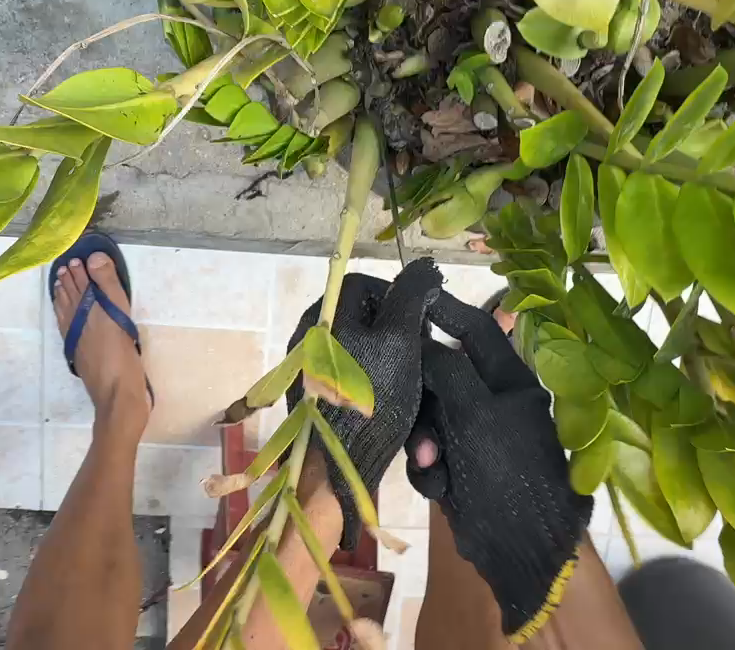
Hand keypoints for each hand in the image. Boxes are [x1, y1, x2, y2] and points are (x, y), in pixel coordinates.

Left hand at [287, 258, 441, 548]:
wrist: (338, 471)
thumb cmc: (372, 399)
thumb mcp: (401, 339)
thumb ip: (411, 296)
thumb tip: (424, 264)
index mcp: (324, 313)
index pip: (366, 284)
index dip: (401, 297)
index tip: (424, 323)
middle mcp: (310, 335)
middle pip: (364, 317)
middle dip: (398, 333)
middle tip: (421, 355)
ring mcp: (310, 368)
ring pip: (362, 348)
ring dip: (392, 361)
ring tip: (412, 382)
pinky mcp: (316, 397)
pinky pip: (353, 376)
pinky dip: (377, 383)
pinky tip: (394, 404)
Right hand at [407, 293, 591, 640]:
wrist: (521, 555)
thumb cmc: (509, 472)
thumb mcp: (477, 412)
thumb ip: (446, 368)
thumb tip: (419, 337)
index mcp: (510, 379)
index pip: (475, 327)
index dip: (443, 308)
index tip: (407, 294)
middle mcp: (491, 400)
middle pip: (439, 371)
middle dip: (422, 396)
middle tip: (402, 401)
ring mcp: (473, 434)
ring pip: (427, 413)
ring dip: (422, 438)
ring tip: (429, 462)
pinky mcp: (457, 464)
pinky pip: (426, 450)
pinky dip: (428, 468)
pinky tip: (438, 484)